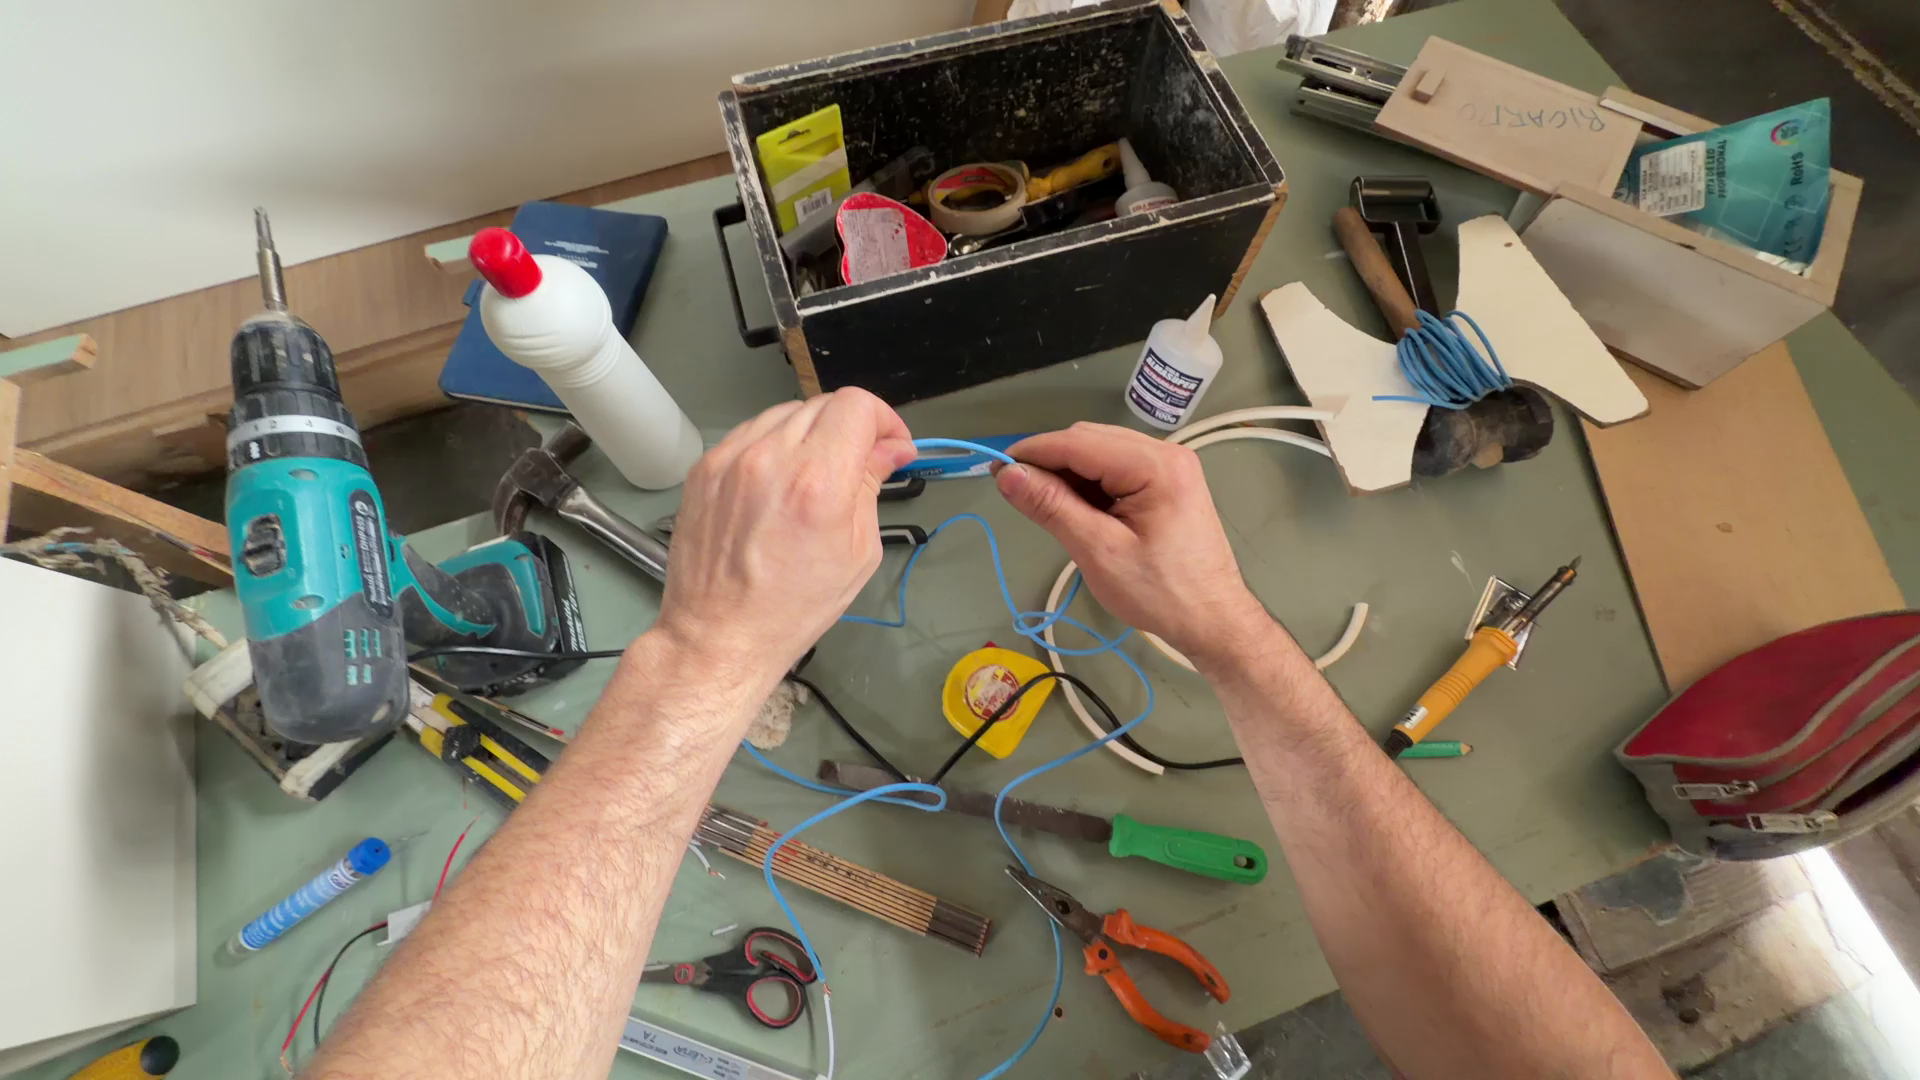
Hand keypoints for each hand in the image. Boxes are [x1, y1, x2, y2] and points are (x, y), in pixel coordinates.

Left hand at [650, 389, 915, 685]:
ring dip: (814, 432)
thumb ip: (872, 486)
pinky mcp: (705, 467)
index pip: (858, 407)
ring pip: (787, 412)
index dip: (884, 419)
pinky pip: (752, 432)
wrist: (720, 633)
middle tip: (861, 460)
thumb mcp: (858, 551)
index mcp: (819, 482)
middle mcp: (772, 458)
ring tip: (818, 471)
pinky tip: (780, 478)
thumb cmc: (795, 606)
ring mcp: (731, 458)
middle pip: (825, 404)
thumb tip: (892, 449)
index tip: (891, 445)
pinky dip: (776, 444)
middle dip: (853, 427)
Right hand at [995, 423, 1274, 670]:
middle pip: (1089, 440)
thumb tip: (1007, 475)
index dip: (1033, 452)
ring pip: (1100, 452)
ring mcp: (1169, 466)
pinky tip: (1076, 509)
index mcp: (1155, 465)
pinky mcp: (1167, 483)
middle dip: (1050, 462)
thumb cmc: (1159, 592)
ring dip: (1068, 473)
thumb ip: (1052, 507)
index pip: (1078, 443)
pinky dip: (1089, 483)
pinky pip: (1116, 469)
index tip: (995, 470)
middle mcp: (1165, 453)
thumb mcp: (1098, 551)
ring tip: (1046, 507)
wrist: (1214, 621)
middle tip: (1019, 495)